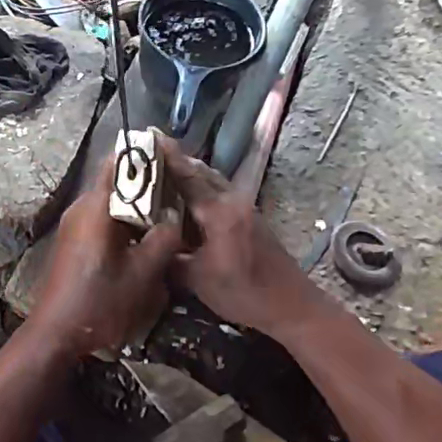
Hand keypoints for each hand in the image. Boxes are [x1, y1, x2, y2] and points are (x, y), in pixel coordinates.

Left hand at [28, 153, 182, 357]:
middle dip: (147, 183)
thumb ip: (163, 241)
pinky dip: (124, 220)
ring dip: (137, 205)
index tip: (172, 156)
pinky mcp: (74, 241)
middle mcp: (81, 208)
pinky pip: (103, 218)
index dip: (145, 155)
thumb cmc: (98, 301)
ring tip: (168, 213)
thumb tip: (176, 218)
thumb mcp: (141, 274)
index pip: (118, 162)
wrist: (55, 333)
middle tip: (179, 190)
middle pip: (116, 181)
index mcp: (96, 207)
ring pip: (110, 201)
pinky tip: (145, 236)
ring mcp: (74, 224)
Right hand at [160, 137, 336, 337]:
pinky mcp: (251, 218)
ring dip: (191, 175)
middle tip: (150, 156)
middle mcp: (234, 201)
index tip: (150, 137)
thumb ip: (172, 259)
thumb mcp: (198, 280)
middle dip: (176, 162)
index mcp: (219, 212)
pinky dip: (202, 190)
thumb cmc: (244, 293)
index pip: (188, 177)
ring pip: (213, 182)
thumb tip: (150, 246)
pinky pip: (221, 193)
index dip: (167, 157)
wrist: (291, 305)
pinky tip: (189, 202)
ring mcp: (246, 207)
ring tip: (165, 175)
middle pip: (202, 173)